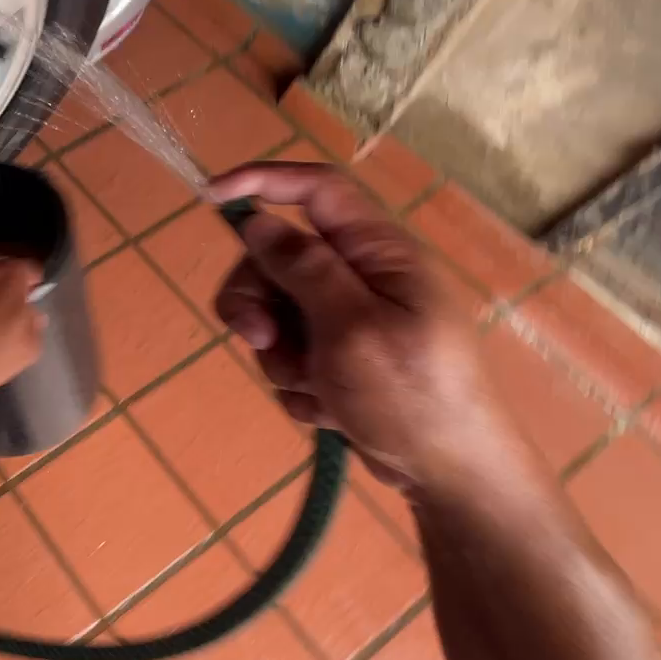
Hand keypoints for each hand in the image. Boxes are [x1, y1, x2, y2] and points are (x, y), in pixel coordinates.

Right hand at [208, 163, 523, 491]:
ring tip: (309, 386)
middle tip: (258, 339)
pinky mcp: (337, 355)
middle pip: (277, 258)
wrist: (450, 479)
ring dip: (277, 351)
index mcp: (378, 253)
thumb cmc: (412, 396)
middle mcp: (361, 276)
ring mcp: (348, 317)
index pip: (316, 189)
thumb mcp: (351, 327)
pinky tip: (326, 405)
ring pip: (273, 309)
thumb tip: (258, 222)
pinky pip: (287, 351)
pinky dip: (295, 379)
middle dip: (255, 299)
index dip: (262, 180)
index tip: (209, 196)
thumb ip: (303, 268)